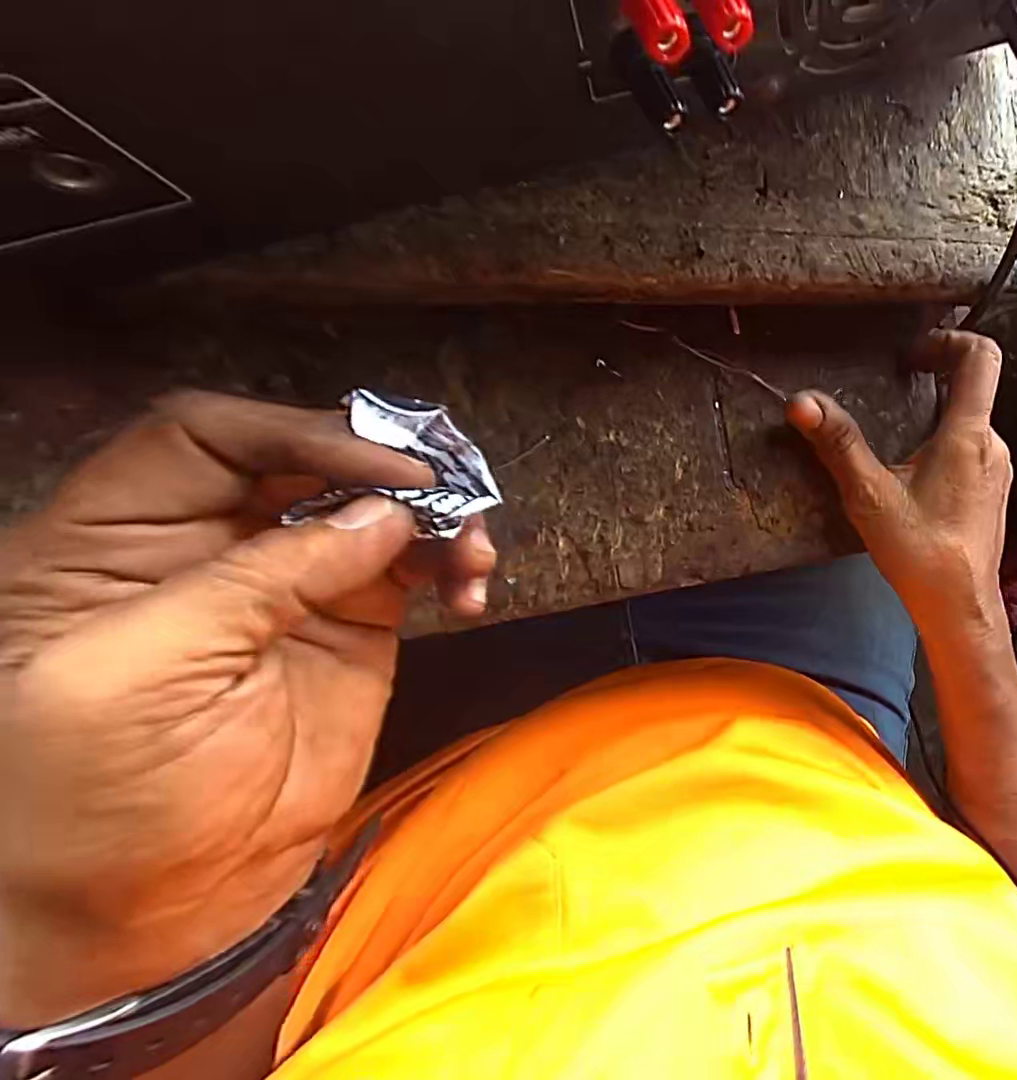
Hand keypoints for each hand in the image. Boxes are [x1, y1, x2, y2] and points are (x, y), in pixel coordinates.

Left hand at [0, 391, 494, 1024]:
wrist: (177, 894)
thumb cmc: (100, 796)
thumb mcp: (141, 675)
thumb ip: (258, 579)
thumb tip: (388, 515)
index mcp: (116, 542)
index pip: (208, 436)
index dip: (305, 435)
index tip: (397, 473)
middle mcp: (214, 545)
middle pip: (314, 462)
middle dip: (395, 473)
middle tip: (458, 501)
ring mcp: (300, 581)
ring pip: (385, 509)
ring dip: (445, 521)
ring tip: (477, 560)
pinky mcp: (365, 617)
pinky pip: (424, 563)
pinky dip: (460, 566)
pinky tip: (473, 596)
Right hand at [787, 330, 1010, 645]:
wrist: (960, 606)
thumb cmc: (923, 553)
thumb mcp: (871, 496)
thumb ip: (839, 444)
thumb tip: (803, 403)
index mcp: (969, 435)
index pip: (980, 358)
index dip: (950, 339)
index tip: (916, 352)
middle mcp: (993, 446)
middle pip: (975, 389)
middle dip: (935, 378)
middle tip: (899, 382)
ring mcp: (998, 471)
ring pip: (973, 423)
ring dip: (939, 414)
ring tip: (900, 430)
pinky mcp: (993, 492)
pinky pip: (974, 451)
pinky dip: (948, 443)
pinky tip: (917, 472)